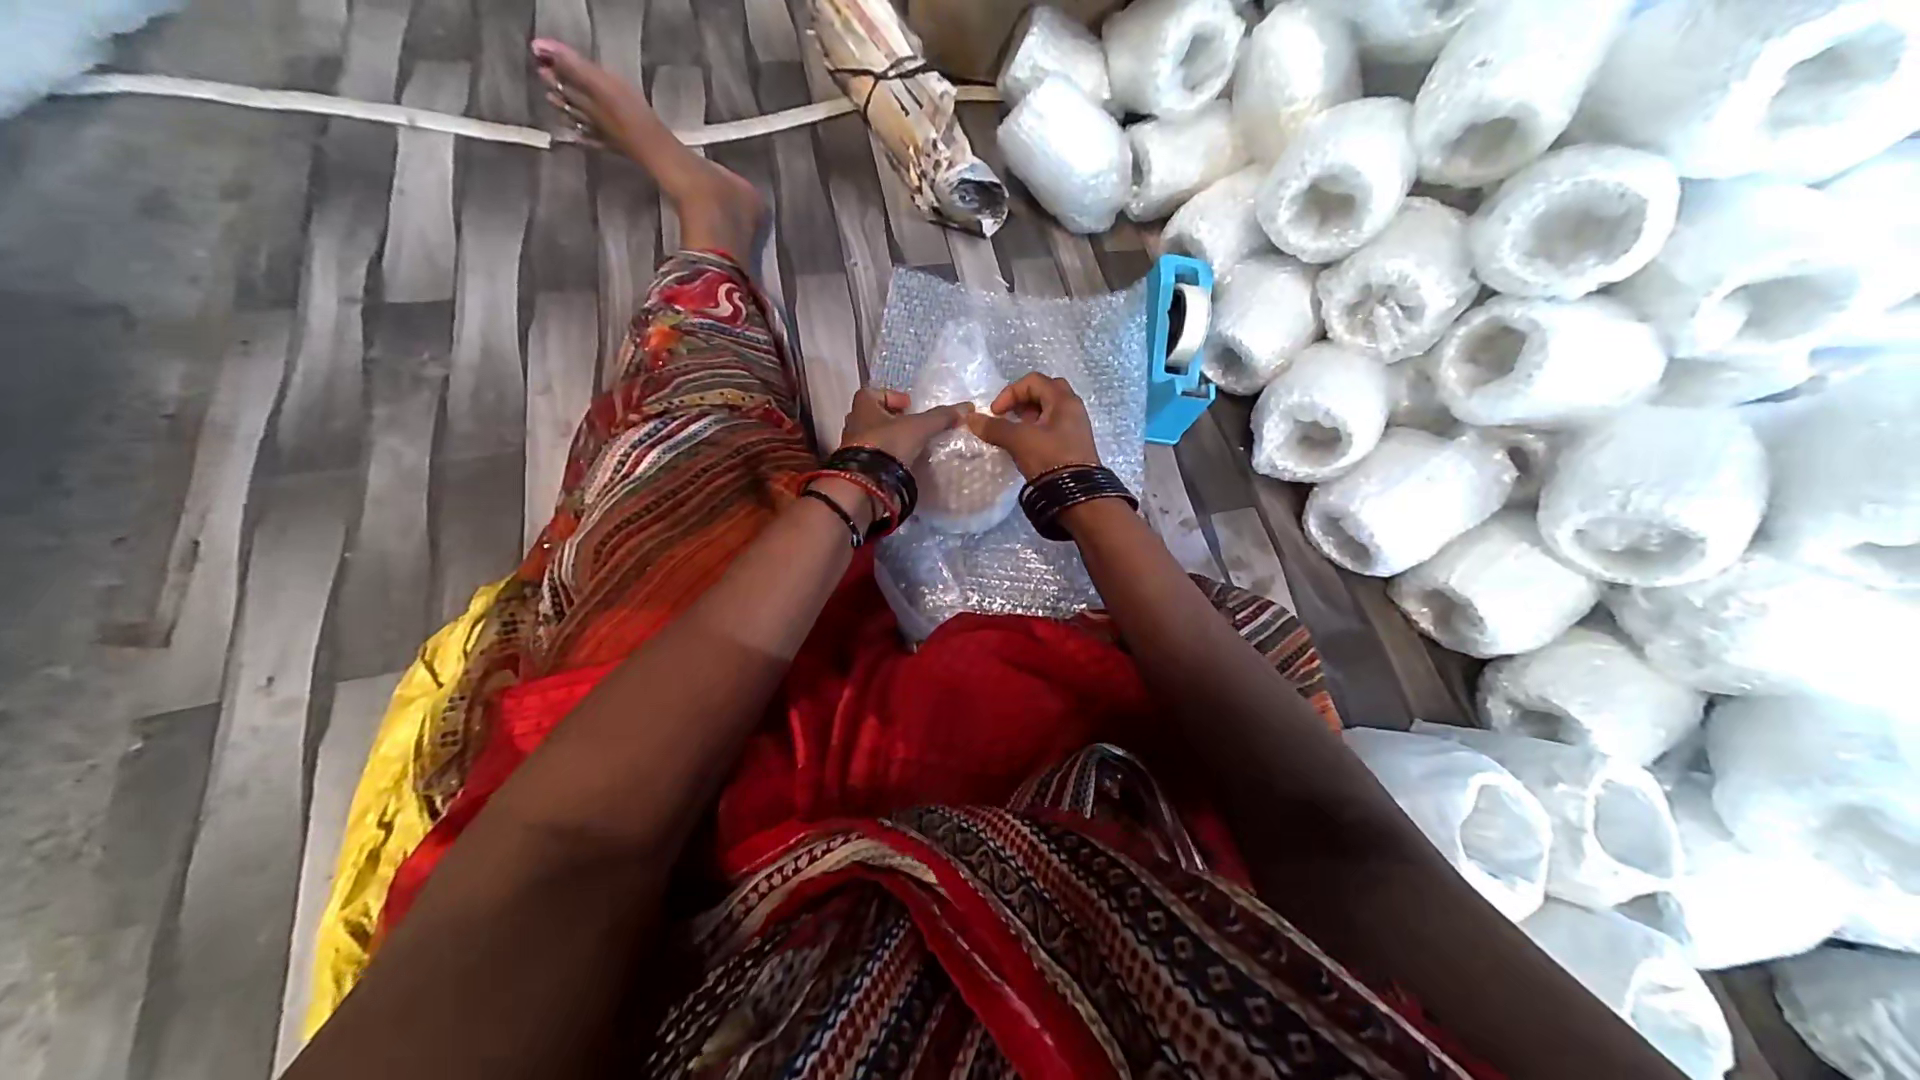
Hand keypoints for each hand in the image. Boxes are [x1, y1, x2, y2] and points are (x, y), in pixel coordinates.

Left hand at [839, 388, 970, 463]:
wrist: (867, 482)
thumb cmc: (888, 443)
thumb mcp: (919, 427)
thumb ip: (941, 417)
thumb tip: (967, 407)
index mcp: (863, 407)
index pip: (874, 392)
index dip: (892, 396)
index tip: (909, 406)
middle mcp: (853, 424)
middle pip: (872, 416)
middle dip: (891, 419)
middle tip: (910, 426)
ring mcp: (852, 448)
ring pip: (871, 438)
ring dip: (888, 440)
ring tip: (909, 446)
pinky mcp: (857, 468)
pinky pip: (872, 457)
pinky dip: (885, 458)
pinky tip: (901, 464)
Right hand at [965, 373, 1102, 479]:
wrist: (1076, 495)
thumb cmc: (1049, 459)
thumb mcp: (1018, 440)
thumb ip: (994, 427)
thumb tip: (971, 419)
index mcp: (1063, 400)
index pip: (1033, 381)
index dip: (1010, 393)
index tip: (996, 413)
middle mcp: (1073, 408)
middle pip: (1044, 392)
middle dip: (1022, 401)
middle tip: (1009, 417)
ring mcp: (1075, 427)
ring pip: (1049, 410)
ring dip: (1029, 416)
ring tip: (1015, 433)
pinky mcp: (1074, 444)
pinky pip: (1053, 426)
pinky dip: (1037, 429)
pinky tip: (1026, 445)